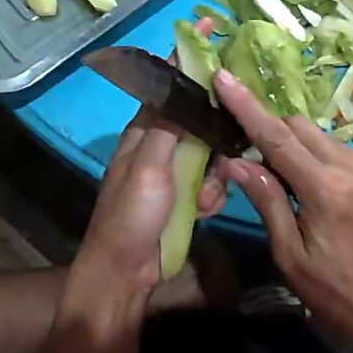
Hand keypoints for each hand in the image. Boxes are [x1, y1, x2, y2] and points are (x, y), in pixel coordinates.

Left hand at [73, 108, 227, 302]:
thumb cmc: (132, 212)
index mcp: (142, 133)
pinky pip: (209, 186)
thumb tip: (181, 83)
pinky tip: (204, 211)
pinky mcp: (184, 199)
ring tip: (203, 198)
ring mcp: (172, 176)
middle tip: (220, 162)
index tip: (226, 89)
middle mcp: (158, 148)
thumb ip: (166, 127)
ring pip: (208, 159)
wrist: (127, 270)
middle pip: (197, 129)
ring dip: (213, 178)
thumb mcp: (148, 166)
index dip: (195, 90)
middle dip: (213, 145)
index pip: (170, 98)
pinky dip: (210, 197)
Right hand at [211, 68, 352, 352]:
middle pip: (300, 127)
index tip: (225, 76)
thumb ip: (266, 200)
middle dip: (270, 131)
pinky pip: (340, 149)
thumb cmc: (335, 293)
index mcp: (330, 193)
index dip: (247, 106)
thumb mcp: (289, 254)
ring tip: (285, 179)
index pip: (278, 138)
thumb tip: (234, 160)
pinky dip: (318, 156)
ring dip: (295, 145)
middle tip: (249, 155)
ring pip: (320, 136)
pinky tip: (314, 185)